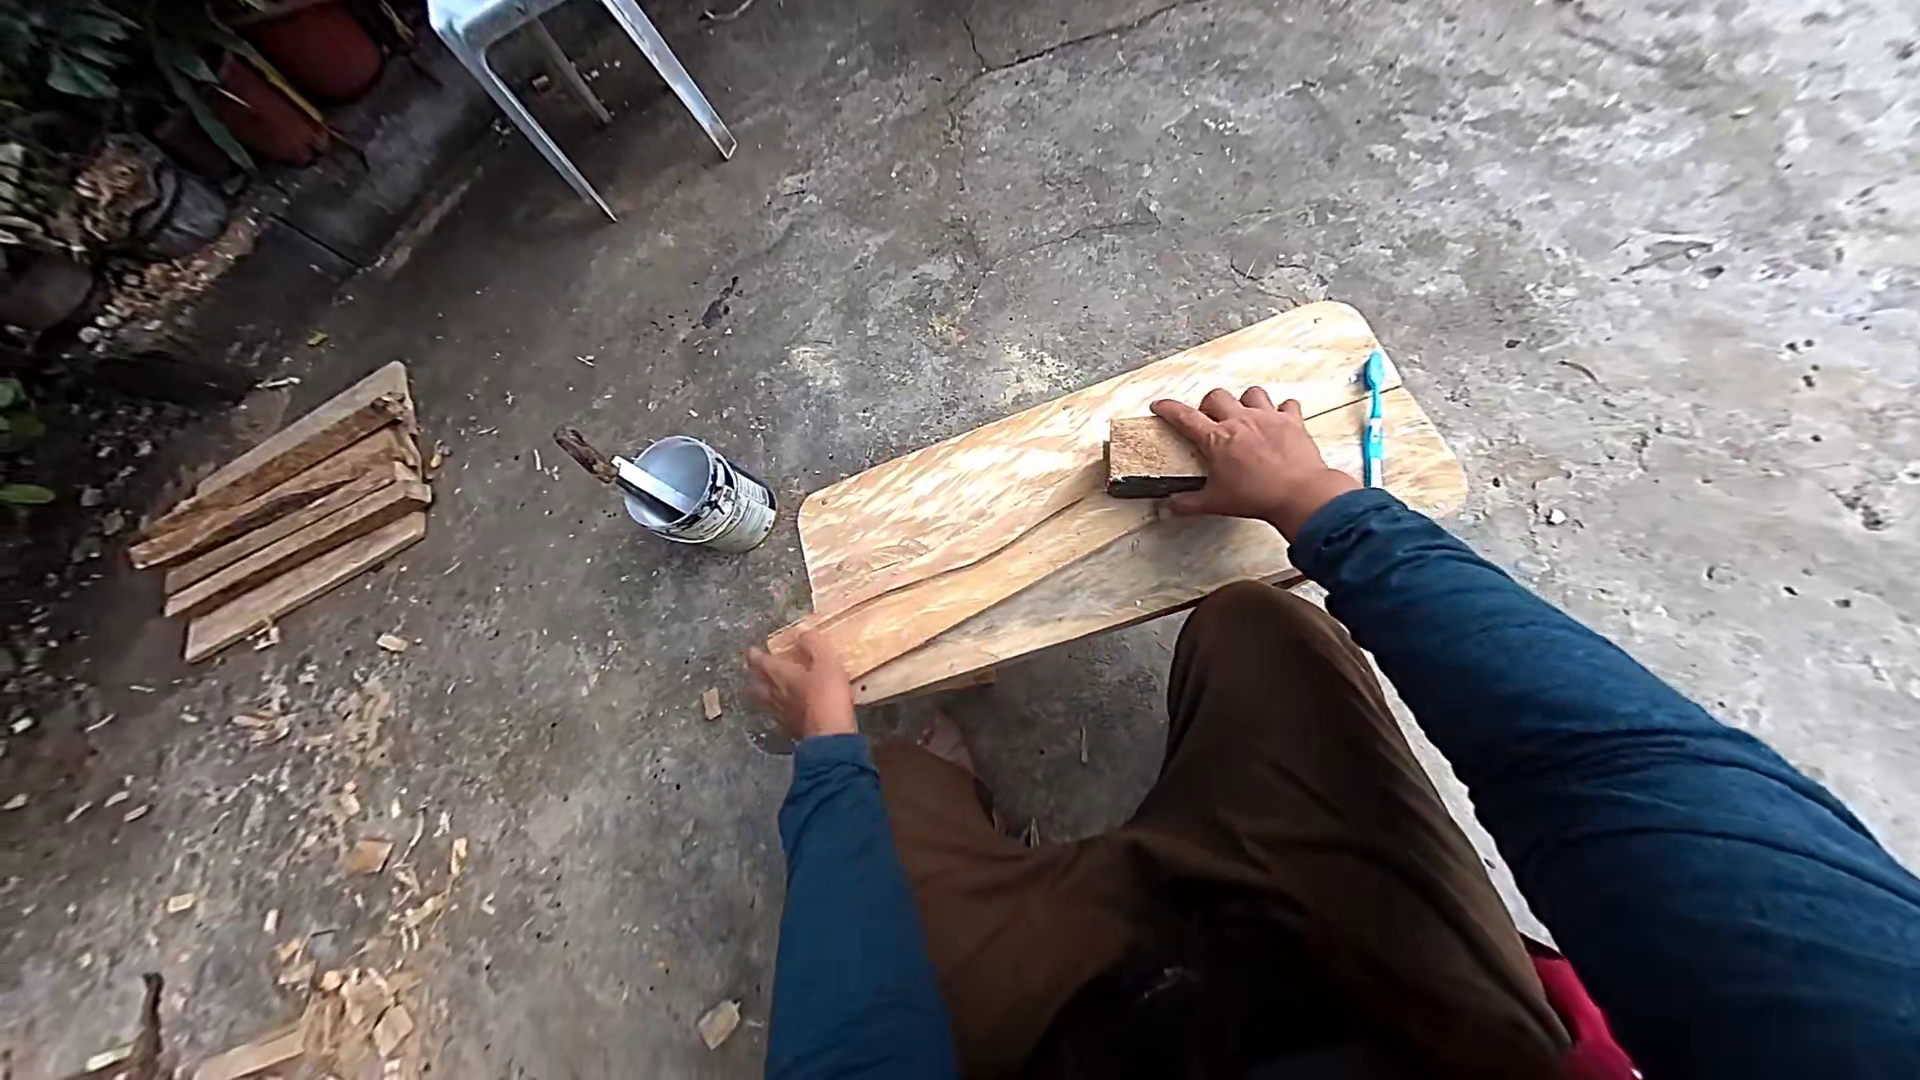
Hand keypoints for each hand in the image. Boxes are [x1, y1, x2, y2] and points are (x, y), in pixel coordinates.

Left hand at [747, 630, 857, 739]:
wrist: (829, 735)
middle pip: (758, 685)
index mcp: (782, 676)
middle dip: (755, 676)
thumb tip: (802, 633)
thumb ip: (814, 644)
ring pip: (765, 702)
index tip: (751, 651)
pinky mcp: (790, 730)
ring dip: (762, 694)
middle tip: (754, 671)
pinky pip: (778, 719)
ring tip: (762, 691)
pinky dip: (776, 713)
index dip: (756, 656)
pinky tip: (781, 715)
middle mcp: (777, 695)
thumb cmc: (827, 695)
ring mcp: (782, 715)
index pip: (763, 663)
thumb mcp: (827, 662)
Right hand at [1149, 387, 1359, 539]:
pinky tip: (1277, 419)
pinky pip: (1286, 405)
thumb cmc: (1257, 496)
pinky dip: (1281, 409)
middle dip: (1207, 405)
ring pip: (1250, 393)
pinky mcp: (1292, 421)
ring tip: (1242, 414)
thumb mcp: (1214, 502)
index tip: (1160, 406)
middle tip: (1208, 418)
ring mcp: (1267, 418)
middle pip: (1216, 396)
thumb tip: (1172, 504)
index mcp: (1216, 439)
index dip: (1168, 409)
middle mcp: (1240, 421)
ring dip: (1243, 401)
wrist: (1298, 494)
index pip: (1183, 416)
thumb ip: (1188, 503)